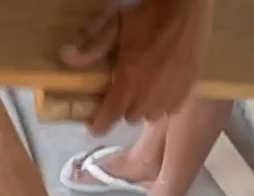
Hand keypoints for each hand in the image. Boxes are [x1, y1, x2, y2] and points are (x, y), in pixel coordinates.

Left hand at [60, 0, 215, 134]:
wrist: (187, 6)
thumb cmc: (150, 14)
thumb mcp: (117, 26)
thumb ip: (92, 47)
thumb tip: (65, 57)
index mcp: (128, 84)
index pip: (109, 118)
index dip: (99, 125)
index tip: (93, 126)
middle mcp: (148, 97)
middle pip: (130, 117)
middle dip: (125, 107)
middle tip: (125, 90)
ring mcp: (169, 97)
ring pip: (150, 115)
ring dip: (144, 106)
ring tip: (145, 89)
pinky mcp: (186, 92)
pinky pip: (170, 109)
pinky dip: (164, 103)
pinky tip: (163, 87)